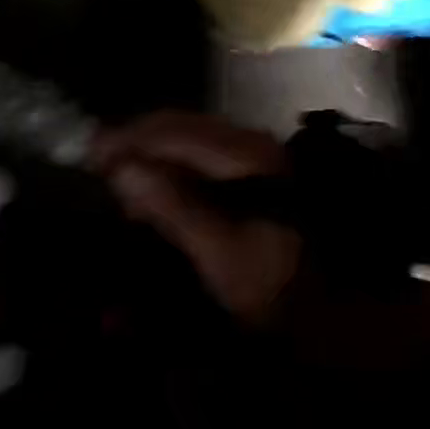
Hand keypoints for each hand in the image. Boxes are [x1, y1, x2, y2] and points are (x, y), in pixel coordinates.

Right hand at [94, 112, 302, 325]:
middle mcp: (246, 140)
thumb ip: (171, 207)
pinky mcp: (251, 166)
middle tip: (98, 162)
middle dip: (135, 140)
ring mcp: (251, 150)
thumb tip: (122, 171)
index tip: (91, 154)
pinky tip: (154, 187)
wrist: (338, 303)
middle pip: (178, 125)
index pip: (172, 133)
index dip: (128, 139)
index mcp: (242, 155)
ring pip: (187, 135)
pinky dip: (169, 162)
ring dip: (151, 150)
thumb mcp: (220, 255)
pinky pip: (199, 151)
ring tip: (120, 178)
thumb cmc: (276, 282)